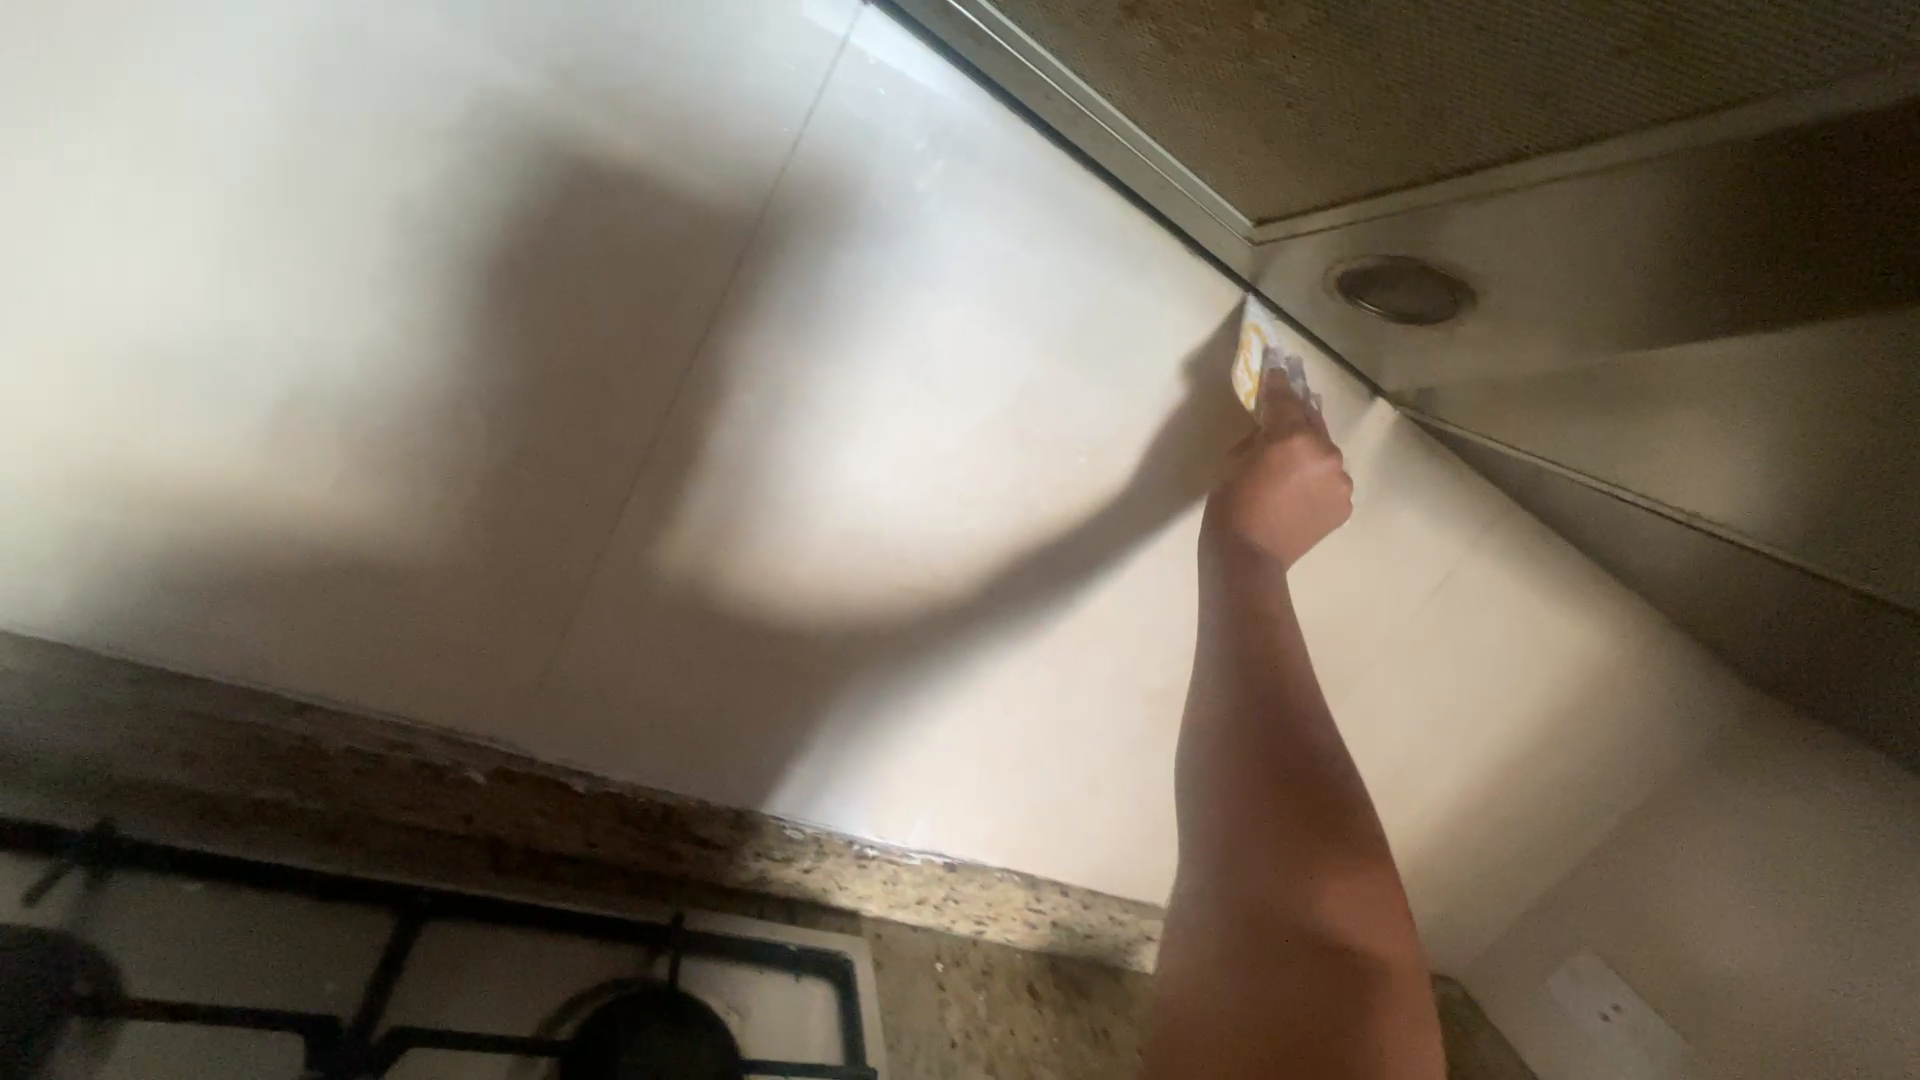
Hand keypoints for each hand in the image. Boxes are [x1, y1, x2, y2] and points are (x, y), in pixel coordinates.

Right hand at [1204, 365, 1352, 567]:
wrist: (1248, 558)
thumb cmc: (1229, 507)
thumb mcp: (1233, 461)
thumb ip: (1258, 437)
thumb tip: (1271, 430)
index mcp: (1291, 437)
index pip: (1285, 398)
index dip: (1278, 382)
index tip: (1276, 366)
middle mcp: (1324, 451)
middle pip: (1311, 421)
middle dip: (1297, 413)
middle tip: (1286, 406)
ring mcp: (1339, 478)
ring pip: (1323, 452)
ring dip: (1309, 450)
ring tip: (1292, 461)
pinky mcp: (1344, 502)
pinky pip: (1329, 479)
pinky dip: (1316, 478)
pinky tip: (1298, 491)